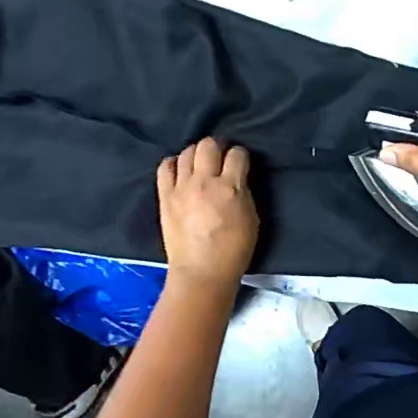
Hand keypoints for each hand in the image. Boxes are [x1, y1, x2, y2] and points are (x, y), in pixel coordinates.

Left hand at [157, 137, 257, 286]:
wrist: (202, 272)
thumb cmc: (234, 251)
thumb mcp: (252, 219)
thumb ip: (244, 193)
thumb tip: (237, 179)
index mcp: (231, 188)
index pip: (237, 154)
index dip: (241, 155)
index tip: (241, 162)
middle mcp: (204, 182)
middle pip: (209, 145)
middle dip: (218, 147)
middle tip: (220, 158)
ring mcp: (182, 188)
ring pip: (187, 152)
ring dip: (197, 154)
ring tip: (201, 164)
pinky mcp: (165, 196)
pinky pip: (165, 167)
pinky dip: (174, 164)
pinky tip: (181, 170)